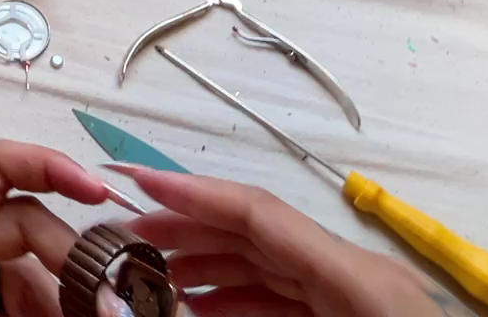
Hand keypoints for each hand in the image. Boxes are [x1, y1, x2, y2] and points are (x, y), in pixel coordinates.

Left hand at [0, 140, 121, 316]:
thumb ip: (10, 310)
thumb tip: (83, 308)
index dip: (51, 168)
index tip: (100, 195)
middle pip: (28, 232)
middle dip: (75, 262)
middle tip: (119, 301)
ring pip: (31, 283)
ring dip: (67, 300)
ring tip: (105, 314)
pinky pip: (15, 310)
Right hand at [107, 164, 468, 316]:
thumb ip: (249, 315)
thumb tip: (181, 308)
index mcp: (356, 278)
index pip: (258, 213)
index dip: (192, 192)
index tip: (136, 183)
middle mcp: (353, 275)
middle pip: (255, 232)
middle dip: (187, 230)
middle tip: (129, 237)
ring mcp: (358, 297)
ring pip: (266, 263)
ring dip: (208, 265)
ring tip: (156, 278)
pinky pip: (285, 297)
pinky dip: (239, 299)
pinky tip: (203, 310)